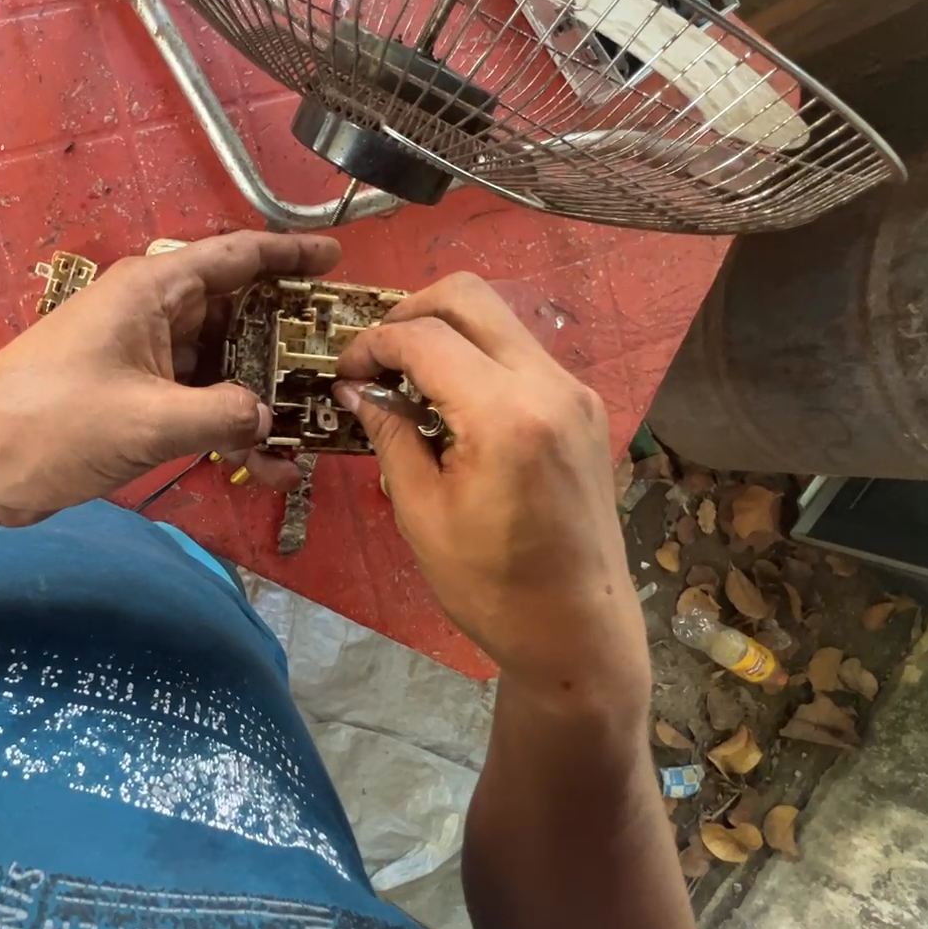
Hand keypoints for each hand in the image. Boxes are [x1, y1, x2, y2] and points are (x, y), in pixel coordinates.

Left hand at [0, 231, 338, 526]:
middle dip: (287, 337)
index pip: (237, 256)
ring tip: (312, 425)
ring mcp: (145, 359)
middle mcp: (154, 315)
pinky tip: (265, 465)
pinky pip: (198, 404)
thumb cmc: (52, 421)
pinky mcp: (135, 400)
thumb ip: (222, 414)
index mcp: (154, 290)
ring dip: (261, 396)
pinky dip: (228, 429)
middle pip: (238, 313)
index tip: (337, 260)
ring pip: (221, 366)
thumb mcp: (147, 419)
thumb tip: (267, 418)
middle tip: (337, 360)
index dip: (291, 255)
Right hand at [334, 273, 646, 721]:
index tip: (344, 372)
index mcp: (506, 415)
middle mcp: (549, 384)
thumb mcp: (420, 511)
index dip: (373, 344)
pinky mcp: (583, 406)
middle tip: (375, 357)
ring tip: (406, 381)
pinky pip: (518, 353)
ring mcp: (575, 391)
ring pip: (497, 319)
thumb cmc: (489, 585)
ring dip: (443, 333)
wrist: (578, 631)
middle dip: (409, 312)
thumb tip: (357, 388)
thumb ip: (390, 433)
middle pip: (469, 297)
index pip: (425, 337)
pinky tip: (449, 402)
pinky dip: (474, 357)